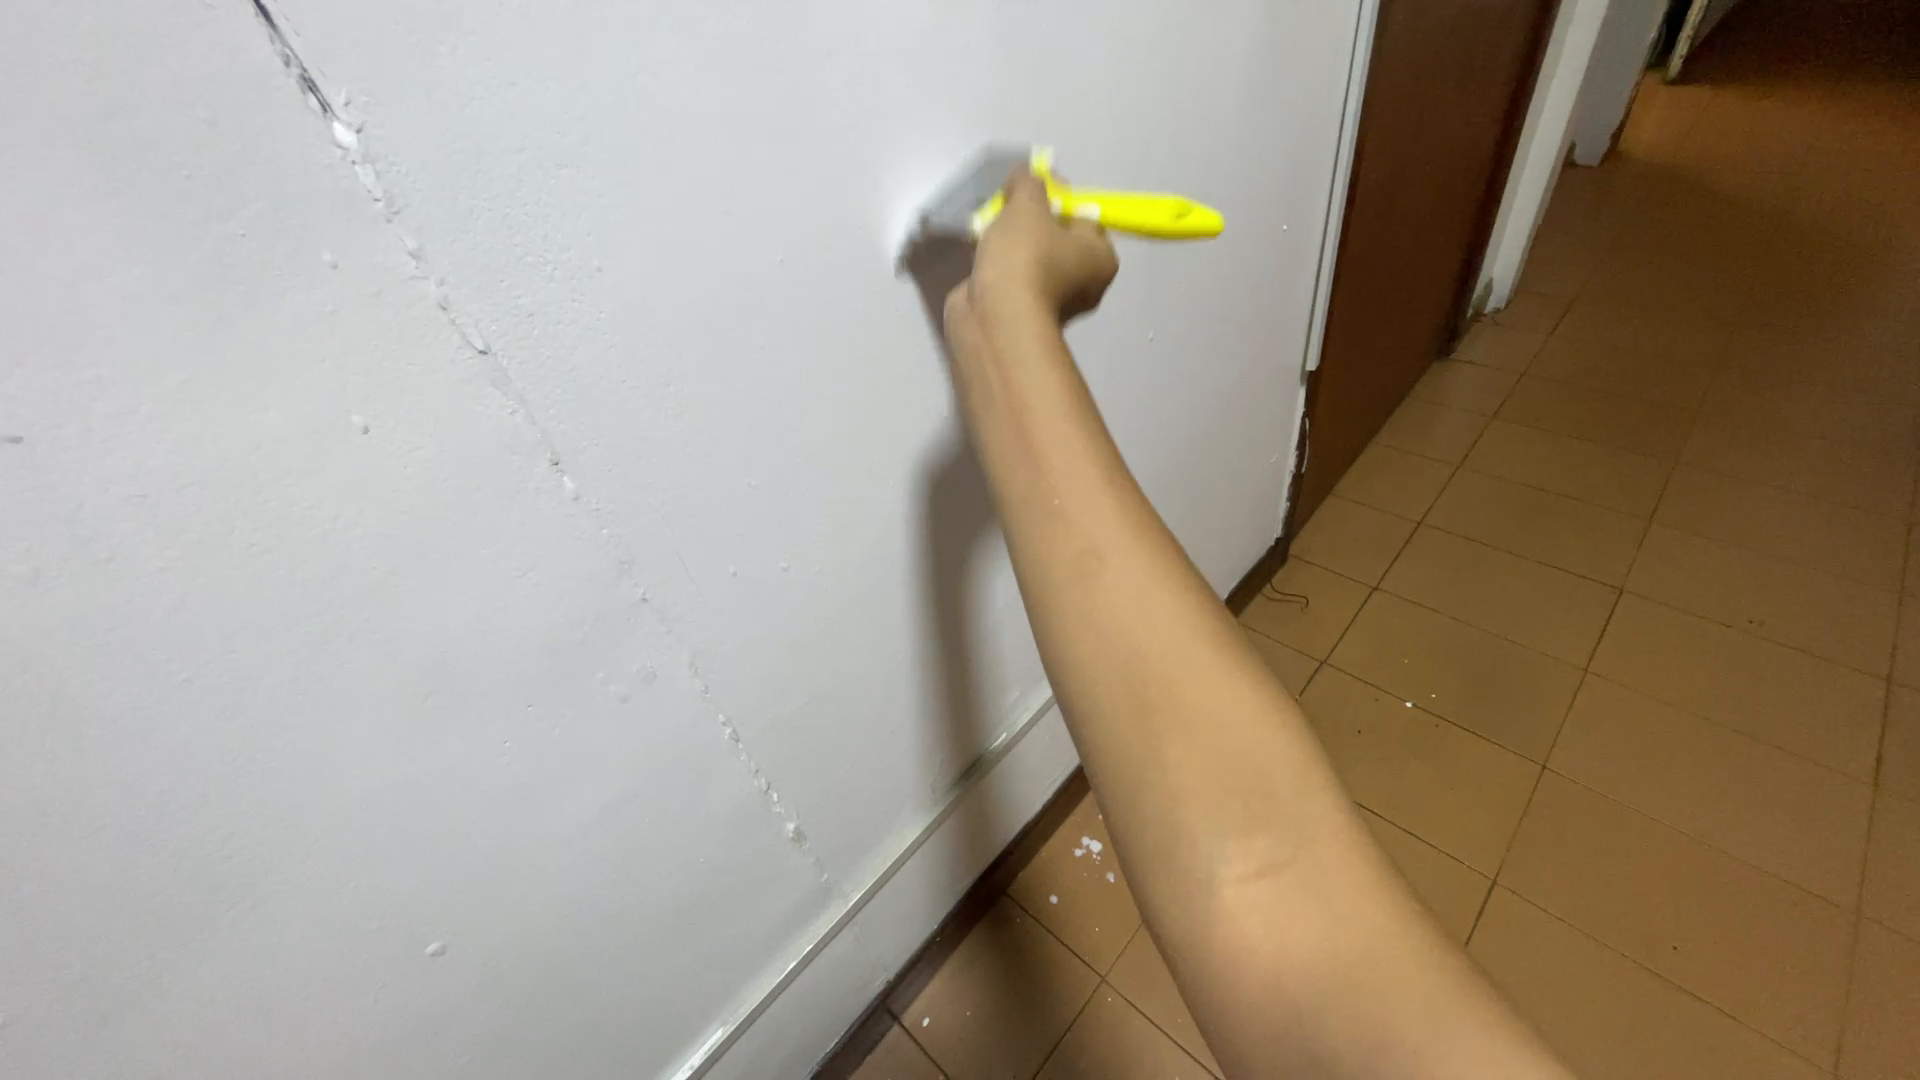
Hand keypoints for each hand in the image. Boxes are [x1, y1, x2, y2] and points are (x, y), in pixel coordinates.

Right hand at [946, 169, 1119, 329]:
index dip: (1058, 197)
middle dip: (1032, 222)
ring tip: (989, 228)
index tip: (1031, 188)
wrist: (995, 318)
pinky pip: (1014, 281)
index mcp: (1101, 258)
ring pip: (1034, 262)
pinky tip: (981, 256)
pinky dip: (1000, 269)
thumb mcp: (1028, 204)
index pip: (1085, 216)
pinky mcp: (1024, 317)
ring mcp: (1053, 305)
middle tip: (1007, 207)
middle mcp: (1085, 285)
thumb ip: (1028, 182)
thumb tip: (1025, 175)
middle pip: (1058, 239)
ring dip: (1013, 246)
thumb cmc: (1025, 258)